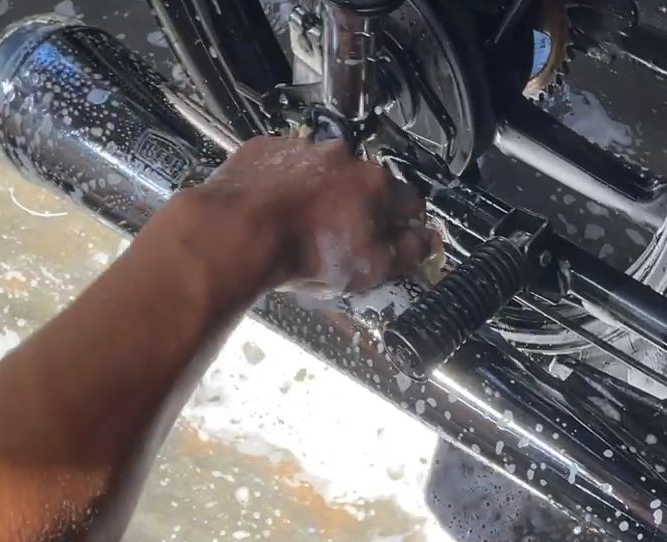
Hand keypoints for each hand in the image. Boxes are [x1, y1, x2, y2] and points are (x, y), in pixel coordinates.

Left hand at [196, 136, 437, 295]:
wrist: (239, 234)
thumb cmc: (306, 252)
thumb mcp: (371, 268)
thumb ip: (406, 253)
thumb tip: (426, 243)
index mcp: (376, 184)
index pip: (410, 202)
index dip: (407, 226)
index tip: (400, 242)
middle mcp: (342, 157)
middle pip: (365, 185)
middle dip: (362, 210)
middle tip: (348, 243)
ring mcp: (301, 149)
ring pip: (324, 174)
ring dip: (323, 197)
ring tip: (307, 232)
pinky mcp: (264, 151)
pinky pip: (285, 168)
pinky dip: (286, 188)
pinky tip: (278, 214)